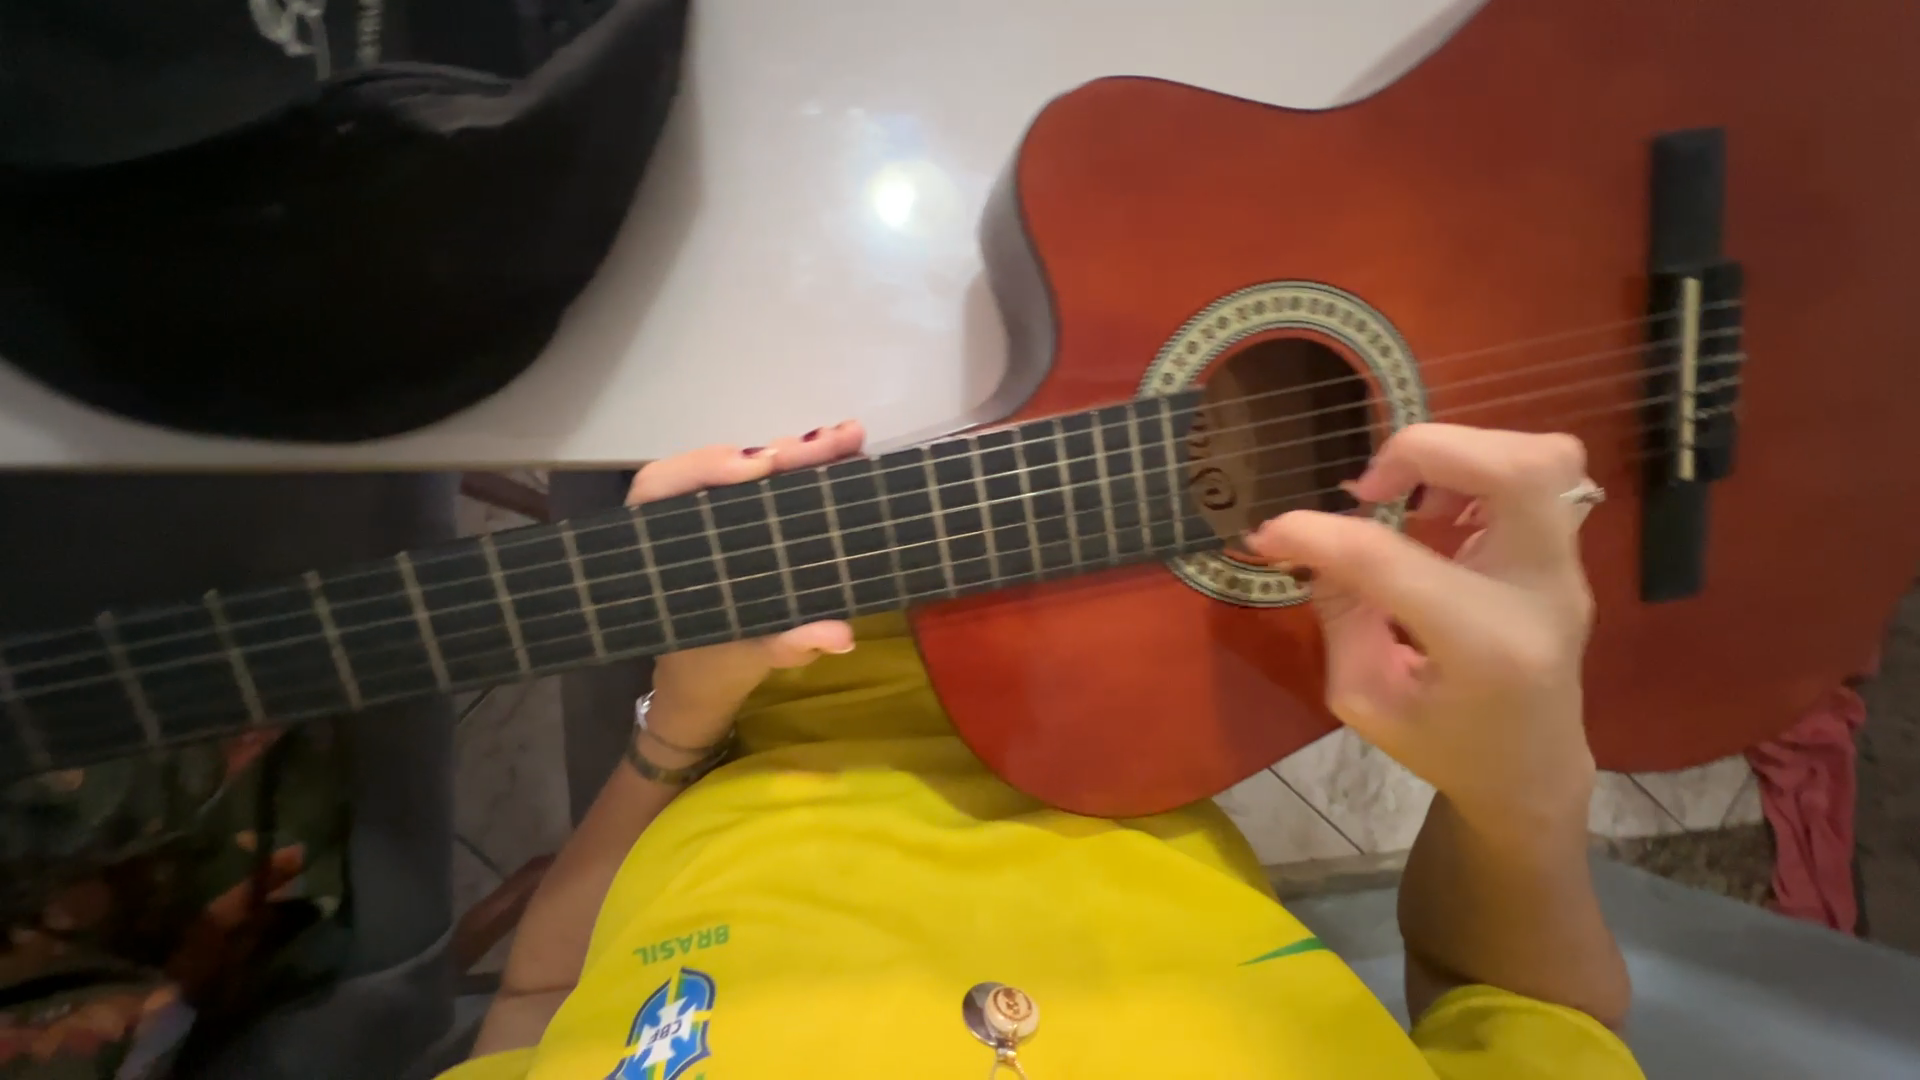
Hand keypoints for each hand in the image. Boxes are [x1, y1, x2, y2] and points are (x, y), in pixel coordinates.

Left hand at [624, 421, 866, 754]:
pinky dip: (812, 471)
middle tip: (832, 442)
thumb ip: (785, 645)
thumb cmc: (707, 668)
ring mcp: (724, 516)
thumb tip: (840, 636)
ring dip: (802, 453)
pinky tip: (848, 457)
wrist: (706, 684)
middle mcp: (689, 521)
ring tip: (849, 439)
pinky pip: (778, 487)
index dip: (705, 466)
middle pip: (725, 468)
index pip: (662, 488)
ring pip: (756, 470)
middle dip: (780, 452)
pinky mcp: (753, 520)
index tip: (759, 466)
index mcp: (661, 551)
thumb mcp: (744, 659)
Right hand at [1244, 424, 1596, 832]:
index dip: (1313, 534)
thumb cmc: (1440, 746)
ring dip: (1457, 452)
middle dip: (1421, 452)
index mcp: (1483, 645)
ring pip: (1542, 457)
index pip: (1389, 560)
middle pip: (1514, 470)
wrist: (1531, 772)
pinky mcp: (1563, 555)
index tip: (1267, 535)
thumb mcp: (1362, 695)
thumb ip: (1339, 612)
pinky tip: (1433, 502)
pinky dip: (1478, 466)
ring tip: (1404, 490)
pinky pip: (1542, 474)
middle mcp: (1540, 593)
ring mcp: (1564, 569)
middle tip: (1364, 488)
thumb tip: (1309, 544)